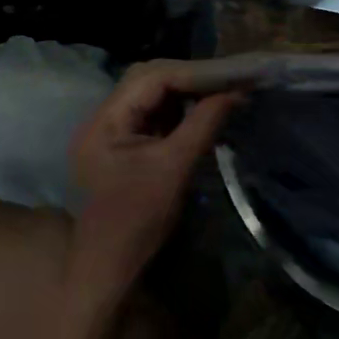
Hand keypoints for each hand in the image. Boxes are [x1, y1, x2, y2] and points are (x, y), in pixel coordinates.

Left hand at [68, 60, 240, 296]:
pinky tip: (203, 110)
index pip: (151, 79)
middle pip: (148, 79)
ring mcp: (111, 131)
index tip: (230, 75)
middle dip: (189, 77)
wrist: (107, 266)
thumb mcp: (174, 169)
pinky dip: (178, 109)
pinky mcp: (122, 144)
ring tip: (221, 91)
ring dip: (185, 91)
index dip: (192, 73)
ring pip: (151, 95)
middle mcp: (103, 118)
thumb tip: (234, 93)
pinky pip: (152, 114)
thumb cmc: (137, 221)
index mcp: (105, 122)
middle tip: (228, 81)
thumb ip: (202, 125)